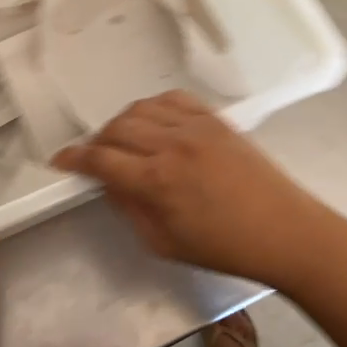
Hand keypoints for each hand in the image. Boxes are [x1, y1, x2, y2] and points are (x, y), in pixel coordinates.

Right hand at [52, 90, 332, 288]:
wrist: (286, 231)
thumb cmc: (225, 248)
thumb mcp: (165, 244)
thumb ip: (130, 211)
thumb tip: (110, 185)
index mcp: (157, 181)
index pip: (101, 159)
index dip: (74, 158)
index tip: (60, 161)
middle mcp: (171, 145)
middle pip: (115, 128)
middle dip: (96, 142)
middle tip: (96, 158)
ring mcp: (194, 126)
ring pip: (139, 109)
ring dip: (121, 123)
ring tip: (122, 141)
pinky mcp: (215, 118)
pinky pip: (171, 98)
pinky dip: (152, 107)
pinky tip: (151, 123)